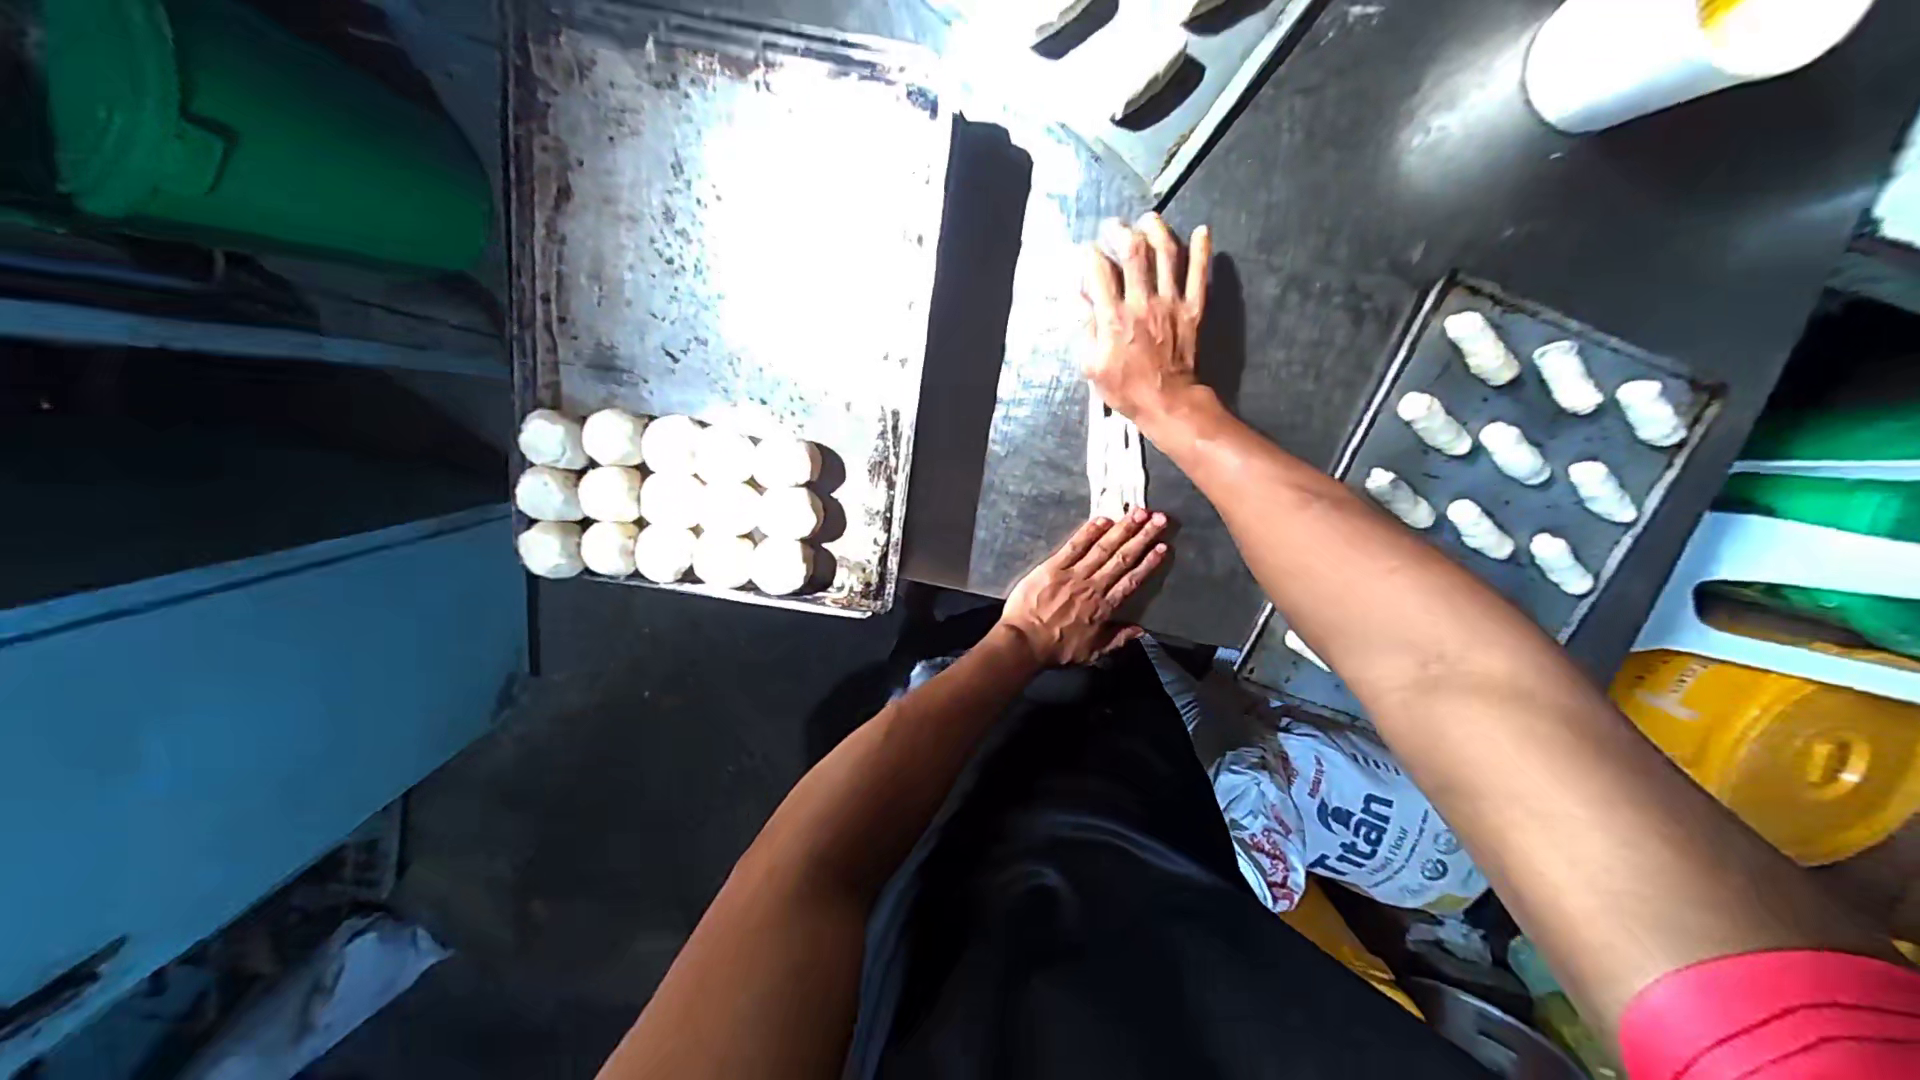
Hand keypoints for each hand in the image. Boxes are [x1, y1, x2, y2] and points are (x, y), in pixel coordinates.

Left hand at [998, 510, 1169, 666]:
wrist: (1023, 643)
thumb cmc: (1056, 650)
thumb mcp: (1091, 652)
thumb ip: (1117, 639)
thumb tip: (1140, 630)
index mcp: (1104, 608)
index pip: (1131, 581)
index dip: (1148, 563)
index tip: (1163, 547)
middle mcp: (1093, 587)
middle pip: (1122, 558)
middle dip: (1143, 538)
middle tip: (1159, 519)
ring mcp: (1072, 575)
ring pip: (1102, 548)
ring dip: (1122, 529)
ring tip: (1138, 513)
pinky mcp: (1051, 567)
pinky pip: (1074, 547)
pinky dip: (1088, 532)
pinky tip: (1102, 519)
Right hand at [1082, 213, 1211, 421]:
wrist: (1167, 402)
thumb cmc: (1125, 388)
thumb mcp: (1092, 365)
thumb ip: (1087, 328)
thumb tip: (1081, 299)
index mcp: (1114, 318)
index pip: (1099, 273)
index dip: (1089, 256)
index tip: (1086, 252)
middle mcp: (1142, 303)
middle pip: (1133, 253)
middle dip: (1121, 232)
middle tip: (1114, 226)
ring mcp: (1171, 303)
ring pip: (1166, 254)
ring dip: (1157, 231)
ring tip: (1149, 219)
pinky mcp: (1192, 309)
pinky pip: (1199, 274)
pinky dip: (1202, 250)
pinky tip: (1202, 231)